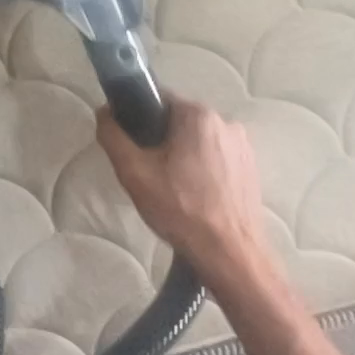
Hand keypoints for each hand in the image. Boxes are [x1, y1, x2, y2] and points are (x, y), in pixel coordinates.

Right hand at [96, 93, 268, 280]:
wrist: (229, 254)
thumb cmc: (179, 209)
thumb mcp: (133, 172)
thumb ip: (113, 136)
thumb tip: (104, 112)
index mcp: (198, 115)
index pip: (157, 99)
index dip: (137, 119)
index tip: (130, 144)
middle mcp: (225, 122)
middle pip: (178, 121)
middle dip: (159, 140)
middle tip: (146, 171)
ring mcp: (242, 146)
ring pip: (197, 140)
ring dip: (180, 154)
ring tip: (170, 187)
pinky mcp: (251, 168)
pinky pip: (215, 156)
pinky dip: (200, 168)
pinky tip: (193, 194)